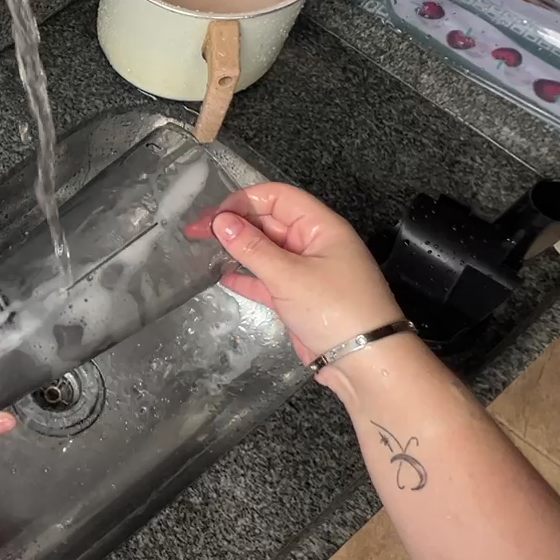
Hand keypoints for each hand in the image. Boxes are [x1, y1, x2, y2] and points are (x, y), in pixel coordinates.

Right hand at [205, 183, 404, 369]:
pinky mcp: (296, 295)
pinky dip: (245, 276)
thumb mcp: (288, 275)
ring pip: (264, 249)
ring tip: (202, 250)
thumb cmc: (333, 309)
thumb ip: (251, 248)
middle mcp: (312, 243)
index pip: (277, 198)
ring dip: (236, 248)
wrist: (364, 362)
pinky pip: (265, 277)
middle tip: (195, 232)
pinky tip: (221, 277)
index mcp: (320, 227)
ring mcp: (304, 270)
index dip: (244, 201)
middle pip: (268, 221)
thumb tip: (220, 221)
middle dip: (234, 224)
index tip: (213, 217)